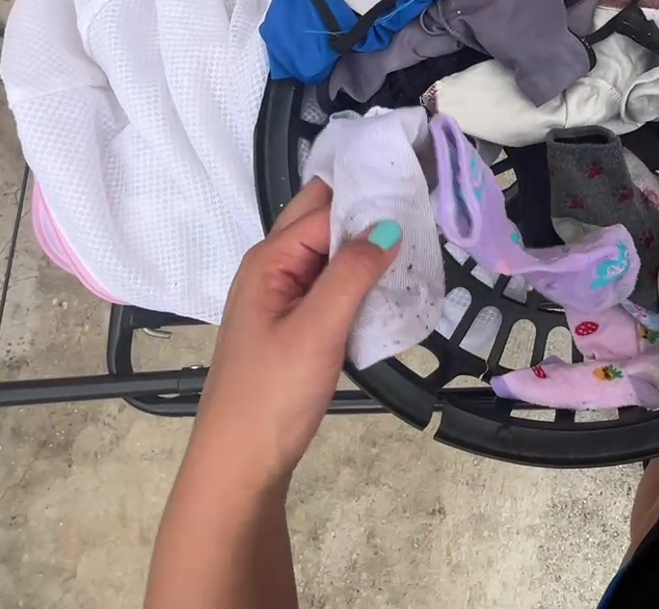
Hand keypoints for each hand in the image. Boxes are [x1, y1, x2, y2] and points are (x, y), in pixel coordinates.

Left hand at [190, 177, 398, 482]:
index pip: (326, 210)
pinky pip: (333, 280)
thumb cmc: (273, 394)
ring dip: (367, 242)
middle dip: (366, 208)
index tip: (417, 192)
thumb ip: (354, 272)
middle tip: (418, 205)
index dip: (368, 200)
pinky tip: (393, 279)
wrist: (240, 466)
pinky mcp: (297, 319)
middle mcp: (274, 267)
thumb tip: (391, 224)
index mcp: (270, 259)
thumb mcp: (318, 329)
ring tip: (417, 236)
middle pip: (323, 219)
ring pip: (331, 250)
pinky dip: (362, 273)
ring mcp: (284, 294)